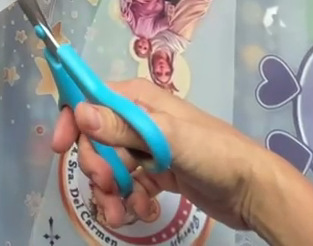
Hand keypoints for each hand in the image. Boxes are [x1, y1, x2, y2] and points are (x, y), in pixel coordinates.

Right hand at [49, 80, 285, 231]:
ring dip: (110, 191)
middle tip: (108, 189)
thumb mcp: (167, 137)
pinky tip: (144, 211)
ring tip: (122, 215)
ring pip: (111, 165)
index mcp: (137, 98)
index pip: (90, 98)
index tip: (59, 147)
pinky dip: (130, 200)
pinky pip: (129, 184)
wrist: (254, 191)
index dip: (71, 118)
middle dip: (96, 166)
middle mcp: (137, 118)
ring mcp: (147, 146)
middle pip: (97, 138)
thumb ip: (122, 126)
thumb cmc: (214, 153)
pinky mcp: (157, 172)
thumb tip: (79, 111)